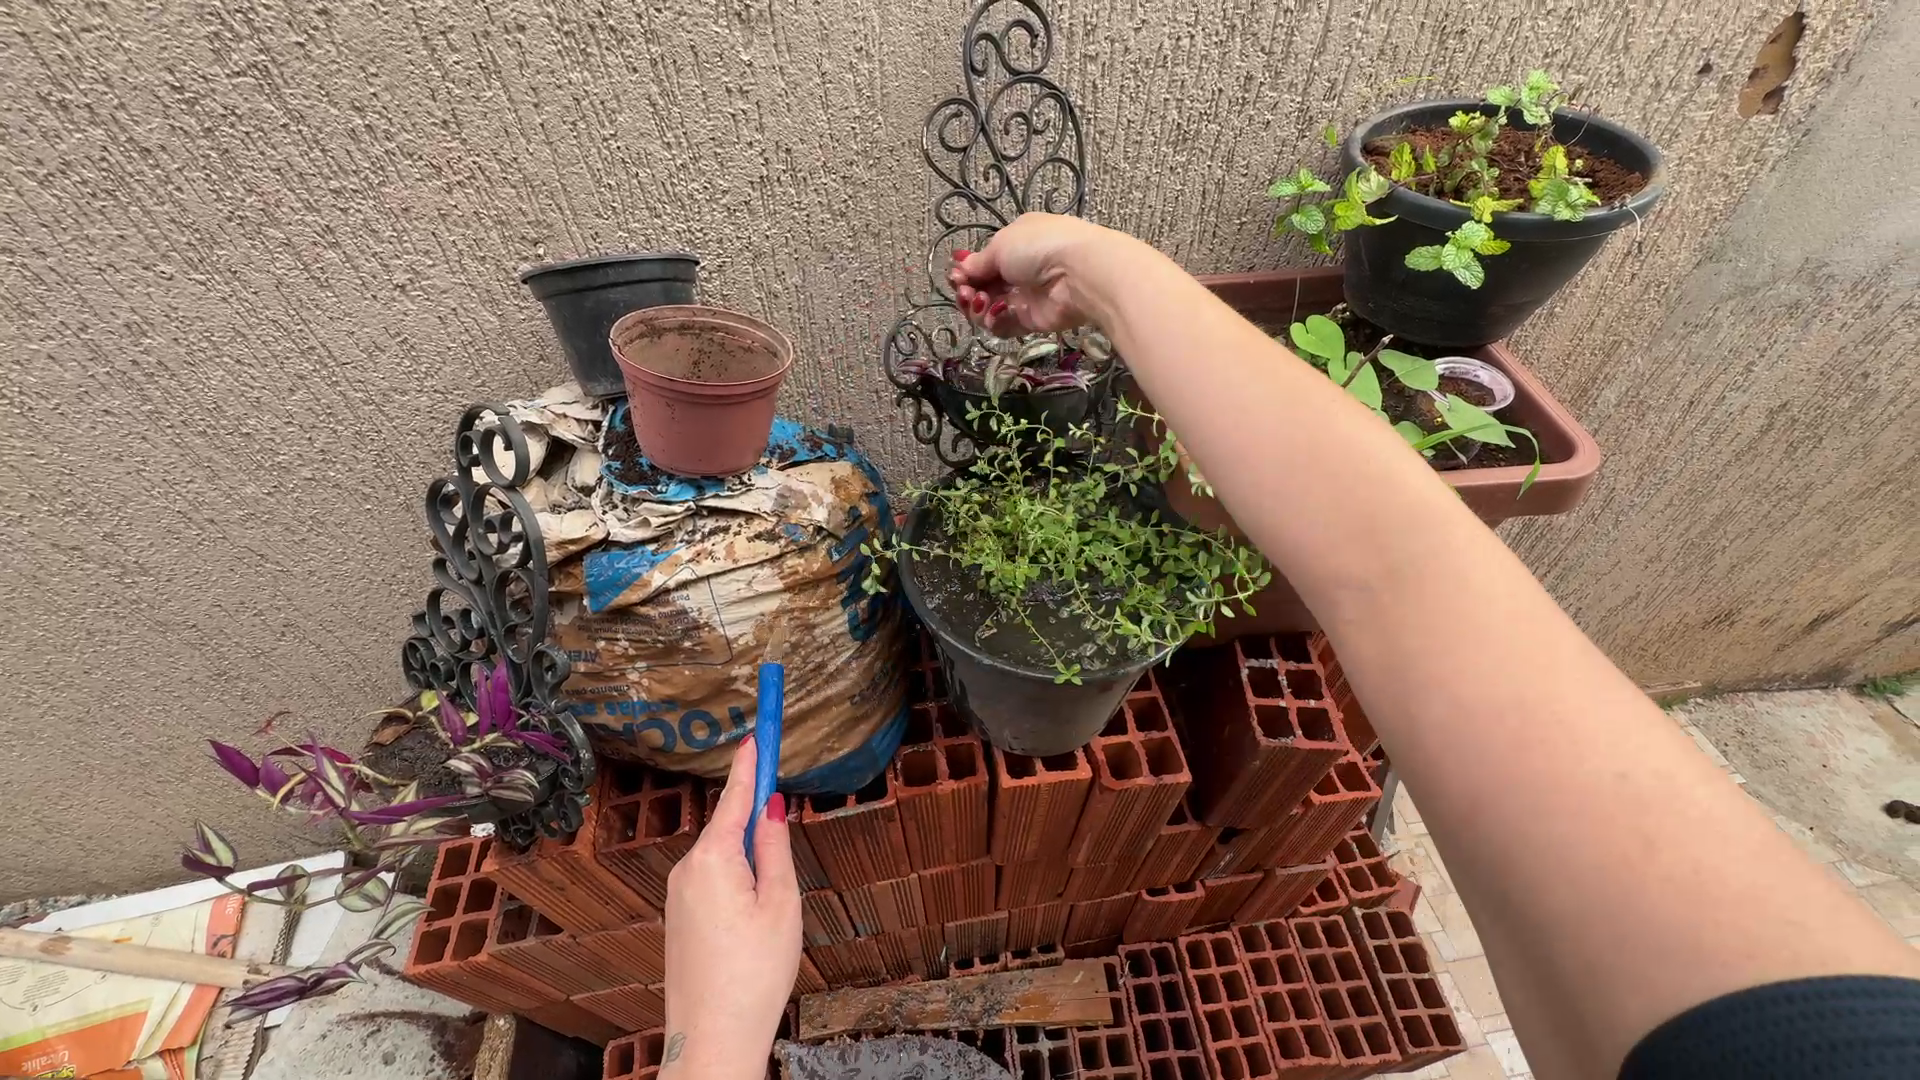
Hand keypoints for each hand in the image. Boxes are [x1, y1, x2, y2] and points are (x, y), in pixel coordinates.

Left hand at [661, 736, 800, 1079]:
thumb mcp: (781, 902)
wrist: (711, 1040)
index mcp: (714, 858)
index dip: (750, 762)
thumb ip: (775, 846)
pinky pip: (712, 875)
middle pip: (729, 825)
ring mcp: (678, 892)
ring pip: (723, 853)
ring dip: (750, 857)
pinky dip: (736, 874)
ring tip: (772, 908)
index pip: (735, 795)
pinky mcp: (678, 913)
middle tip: (783, 848)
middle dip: (759, 824)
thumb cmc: (754, 972)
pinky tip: (752, 912)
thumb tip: (772, 806)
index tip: (756, 731)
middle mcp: (687, 868)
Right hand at [947, 213, 1116, 336]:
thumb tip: (961, 269)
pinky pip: (1004, 325)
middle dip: (968, 290)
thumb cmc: (1038, 247)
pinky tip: (993, 314)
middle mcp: (1019, 270)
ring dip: (977, 307)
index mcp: (1015, 243)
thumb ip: (978, 261)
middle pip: (983, 286)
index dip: (966, 271)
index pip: (983, 261)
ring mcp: (1025, 297)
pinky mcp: (1031, 320)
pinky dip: (994, 322)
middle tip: (965, 292)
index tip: (956, 276)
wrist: (1077, 274)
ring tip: (978, 302)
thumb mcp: (1001, 244)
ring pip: (989, 308)